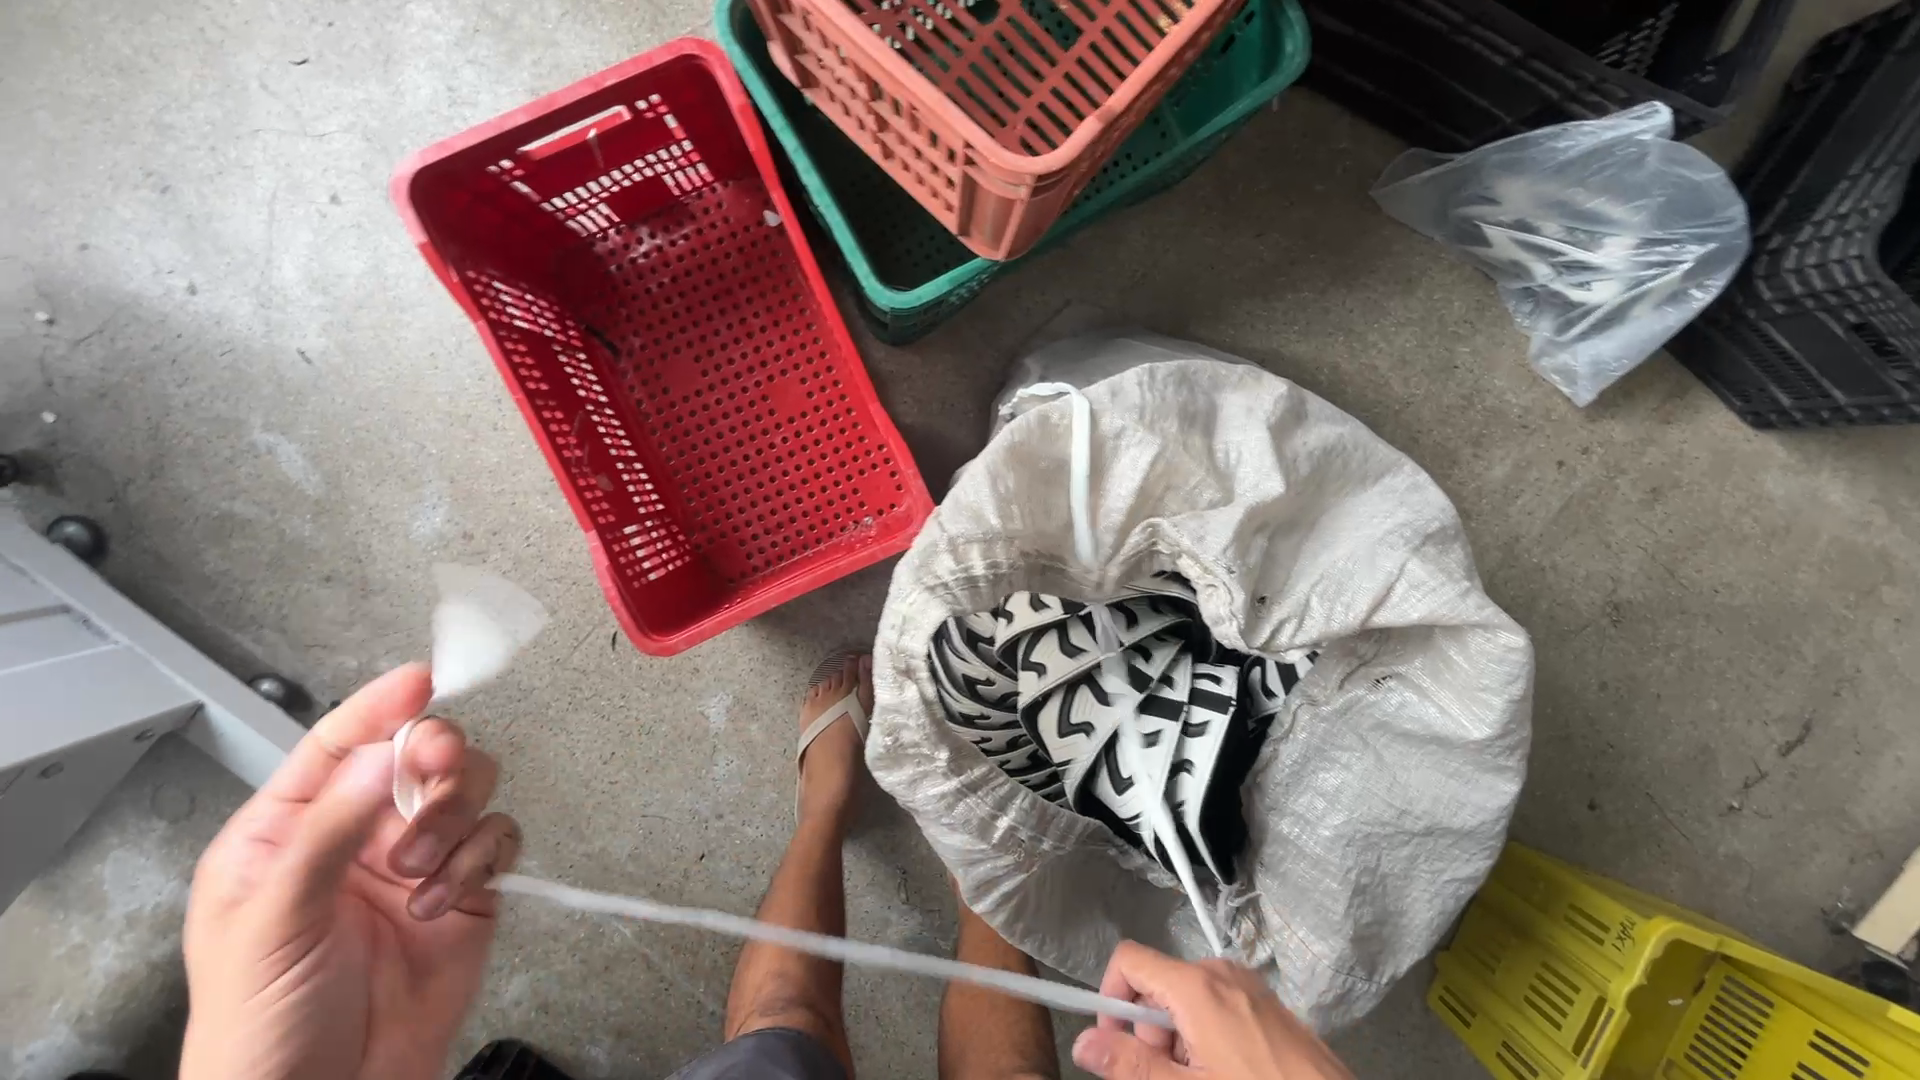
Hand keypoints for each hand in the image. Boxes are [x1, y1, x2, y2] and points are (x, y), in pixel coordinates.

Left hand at [181, 664, 521, 1079]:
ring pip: (469, 790)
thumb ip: (327, 832)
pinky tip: (443, 901)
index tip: (420, 680)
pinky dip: (480, 862)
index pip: (339, 746)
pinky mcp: (471, 884)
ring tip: (421, 869)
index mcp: (292, 830)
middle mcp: (363, 832)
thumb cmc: (264, 1023)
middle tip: (435, 773)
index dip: (380, 707)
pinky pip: (499, 839)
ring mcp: (421, 857)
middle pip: (422, 757)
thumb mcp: (271, 922)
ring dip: (455, 819)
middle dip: (435, 763)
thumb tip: (383, 755)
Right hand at [1072, 942, 1354, 1079]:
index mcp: (1197, 985)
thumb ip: (1131, 1065)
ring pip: (1189, 1001)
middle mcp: (1221, 973)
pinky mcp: (1270, 1007)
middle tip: (1167, 1079)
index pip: (1129, 960)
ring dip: (1180, 1041)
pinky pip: (1220, 1008)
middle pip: (1159, 985)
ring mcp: (1250, 988)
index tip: (1114, 1046)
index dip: (1109, 1000)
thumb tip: (1082, 1042)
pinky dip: (1208, 1037)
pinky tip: (1228, 1075)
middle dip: (1150, 1033)